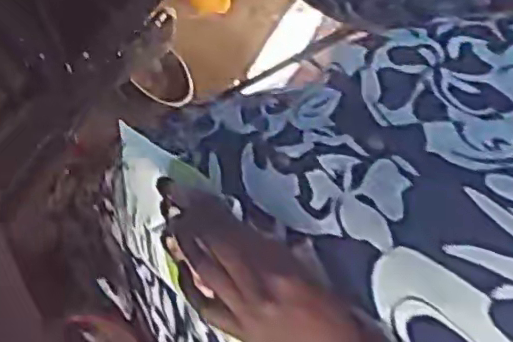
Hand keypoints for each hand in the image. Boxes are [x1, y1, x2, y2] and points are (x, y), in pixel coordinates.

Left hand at [171, 193, 368, 341]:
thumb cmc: (343, 322)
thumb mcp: (318, 276)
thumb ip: (281, 247)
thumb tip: (252, 221)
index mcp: (278, 269)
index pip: (229, 227)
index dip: (203, 204)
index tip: (184, 186)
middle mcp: (255, 288)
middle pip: (209, 243)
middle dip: (187, 215)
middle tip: (169, 194)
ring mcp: (244, 313)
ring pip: (202, 268)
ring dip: (183, 242)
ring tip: (171, 222)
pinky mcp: (241, 334)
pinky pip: (206, 307)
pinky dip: (189, 285)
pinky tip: (181, 269)